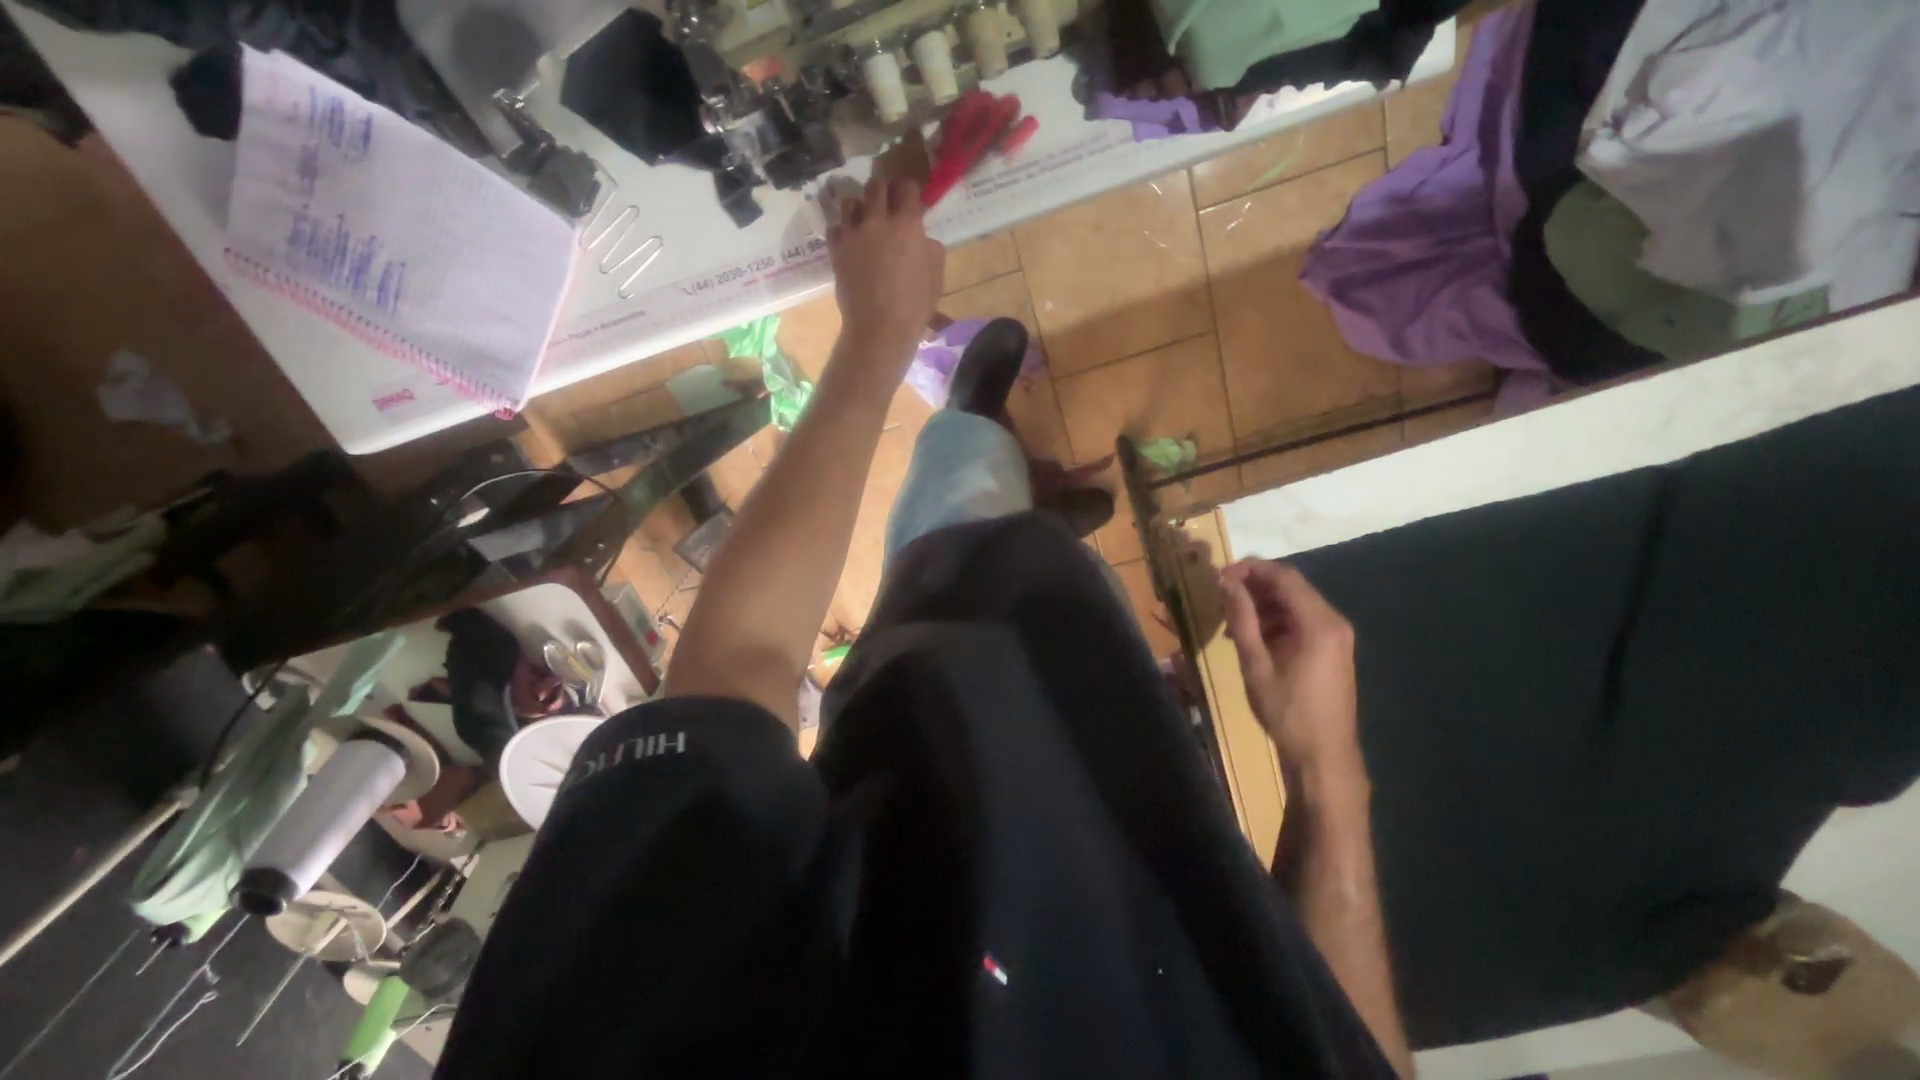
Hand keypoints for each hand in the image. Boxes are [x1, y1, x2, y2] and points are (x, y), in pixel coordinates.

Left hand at [828, 176, 945, 361]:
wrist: (879, 328)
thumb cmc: (915, 305)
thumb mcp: (936, 275)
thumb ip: (930, 249)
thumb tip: (923, 240)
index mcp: (907, 224)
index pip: (907, 187)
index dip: (909, 189)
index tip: (910, 197)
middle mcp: (878, 220)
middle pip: (876, 186)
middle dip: (883, 189)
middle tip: (887, 202)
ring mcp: (853, 233)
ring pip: (850, 201)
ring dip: (859, 206)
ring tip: (865, 219)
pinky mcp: (836, 249)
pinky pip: (835, 227)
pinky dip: (842, 229)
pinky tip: (850, 240)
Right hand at [1220, 559, 1363, 776]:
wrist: (1324, 755)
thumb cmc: (1288, 712)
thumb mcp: (1256, 666)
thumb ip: (1242, 620)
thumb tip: (1227, 584)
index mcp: (1318, 623)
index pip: (1284, 577)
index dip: (1250, 570)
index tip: (1219, 576)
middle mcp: (1334, 621)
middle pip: (1292, 587)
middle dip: (1255, 586)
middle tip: (1221, 596)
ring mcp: (1337, 635)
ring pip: (1296, 603)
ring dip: (1264, 604)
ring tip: (1232, 621)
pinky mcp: (1334, 648)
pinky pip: (1303, 621)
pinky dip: (1277, 620)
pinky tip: (1254, 637)